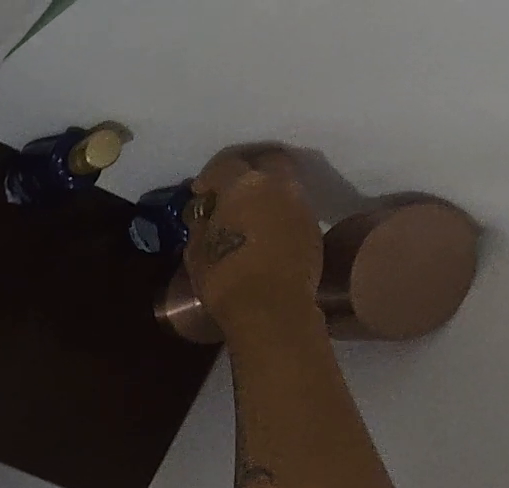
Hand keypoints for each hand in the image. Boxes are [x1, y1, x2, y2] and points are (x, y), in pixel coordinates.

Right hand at [185, 146, 322, 325]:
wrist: (270, 306)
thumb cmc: (224, 277)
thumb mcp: (197, 251)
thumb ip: (201, 224)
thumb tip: (205, 212)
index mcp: (245, 186)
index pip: (226, 164)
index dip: (208, 177)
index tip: (198, 192)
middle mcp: (279, 185)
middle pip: (266, 160)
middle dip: (245, 169)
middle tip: (226, 190)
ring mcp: (300, 204)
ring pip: (282, 182)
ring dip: (263, 190)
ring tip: (243, 213)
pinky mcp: (312, 225)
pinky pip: (290, 206)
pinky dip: (274, 210)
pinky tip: (259, 231)